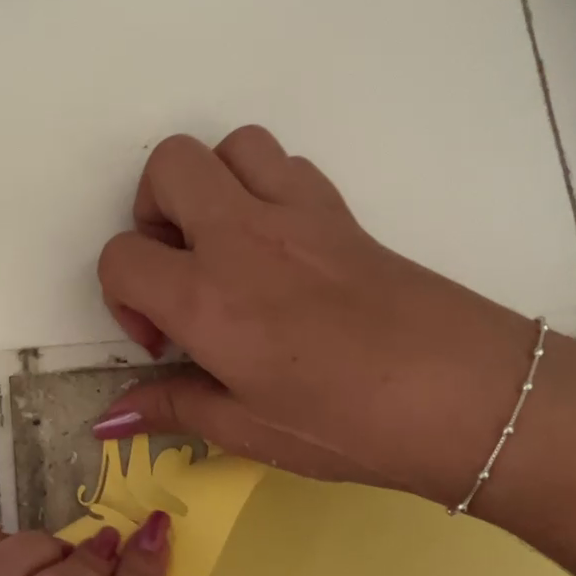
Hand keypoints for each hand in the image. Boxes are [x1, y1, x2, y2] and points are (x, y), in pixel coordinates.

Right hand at [94, 125, 541, 504]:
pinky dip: (263, 189)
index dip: (123, 299)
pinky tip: (277, 249)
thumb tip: (108, 421)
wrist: (468, 398)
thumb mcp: (245, 430)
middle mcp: (242, 238)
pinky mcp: (341, 211)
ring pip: (231, 145)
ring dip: (209, 186)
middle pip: (168, 166)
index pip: (121, 258)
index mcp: (207, 298)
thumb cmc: (345, 426)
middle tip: (179, 272)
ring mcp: (297, 214)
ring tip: (222, 248)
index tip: (162, 343)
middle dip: (151, 213)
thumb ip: (169, 409)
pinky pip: (285, 165)